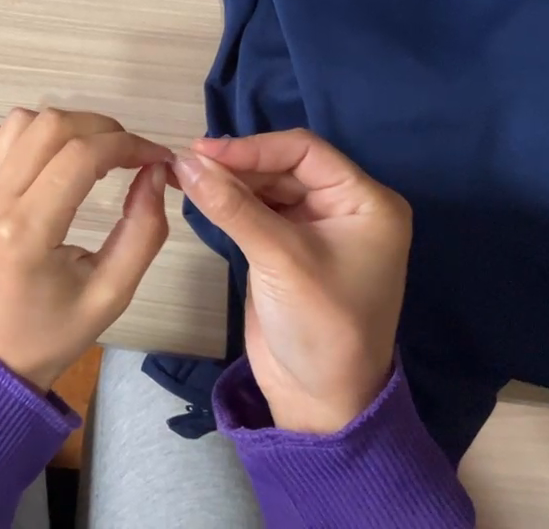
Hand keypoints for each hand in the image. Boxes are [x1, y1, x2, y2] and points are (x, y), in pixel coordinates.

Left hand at [0, 108, 173, 390]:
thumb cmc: (54, 330)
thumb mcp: (112, 294)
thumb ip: (143, 232)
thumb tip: (155, 171)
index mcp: (28, 230)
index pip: (80, 156)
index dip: (128, 145)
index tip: (157, 157)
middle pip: (51, 125)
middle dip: (102, 128)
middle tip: (130, 155)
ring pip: (23, 120)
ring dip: (66, 125)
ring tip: (96, 154)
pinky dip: (31, 133)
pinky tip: (53, 160)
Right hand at [174, 130, 409, 434]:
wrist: (319, 400)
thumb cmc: (320, 326)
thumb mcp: (279, 260)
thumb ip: (232, 206)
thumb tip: (183, 160)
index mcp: (365, 203)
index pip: (305, 151)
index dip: (253, 147)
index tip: (202, 151)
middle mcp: (344, 207)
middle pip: (283, 164)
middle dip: (237, 163)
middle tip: (186, 163)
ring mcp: (314, 226)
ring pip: (265, 183)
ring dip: (227, 179)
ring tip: (184, 174)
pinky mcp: (286, 244)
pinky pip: (255, 207)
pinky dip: (227, 200)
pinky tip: (198, 194)